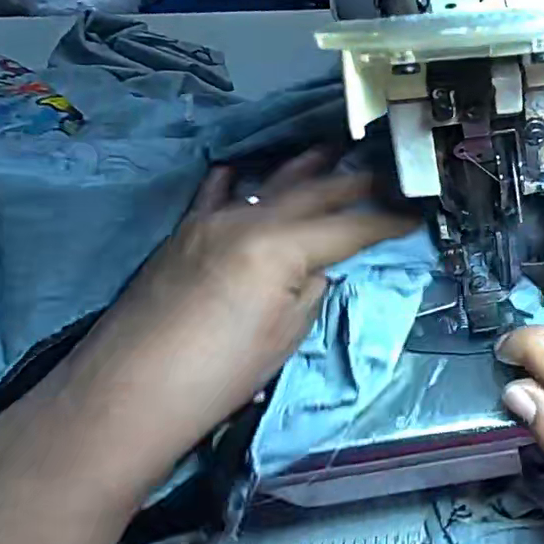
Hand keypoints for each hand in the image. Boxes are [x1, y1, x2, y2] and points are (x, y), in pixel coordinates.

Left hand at [31, 151, 414, 500]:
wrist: (129, 393)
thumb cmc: (218, 377)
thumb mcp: (285, 337)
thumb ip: (310, 289)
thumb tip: (317, 266)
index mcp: (282, 246)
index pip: (350, 227)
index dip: (387, 221)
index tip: (414, 213)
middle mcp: (250, 219)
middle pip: (315, 192)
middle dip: (356, 183)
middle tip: (387, 174)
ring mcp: (212, 219)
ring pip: (270, 183)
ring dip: (305, 168)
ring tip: (332, 149)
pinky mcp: (185, 230)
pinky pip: (216, 193)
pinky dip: (238, 181)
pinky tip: (243, 169)